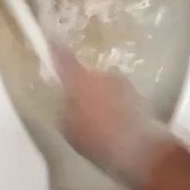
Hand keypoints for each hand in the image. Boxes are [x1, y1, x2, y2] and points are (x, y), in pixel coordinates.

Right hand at [54, 50, 175, 187]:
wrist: (137, 149)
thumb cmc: (96, 139)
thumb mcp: (68, 127)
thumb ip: (65, 107)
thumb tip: (67, 99)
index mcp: (79, 82)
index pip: (63, 59)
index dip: (55, 50)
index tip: (51, 41)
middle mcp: (101, 75)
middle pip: (87, 77)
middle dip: (84, 89)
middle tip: (82, 112)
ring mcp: (122, 83)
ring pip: (105, 87)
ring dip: (102, 99)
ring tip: (102, 124)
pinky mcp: (138, 95)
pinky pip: (119, 97)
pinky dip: (116, 107)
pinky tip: (116, 127)